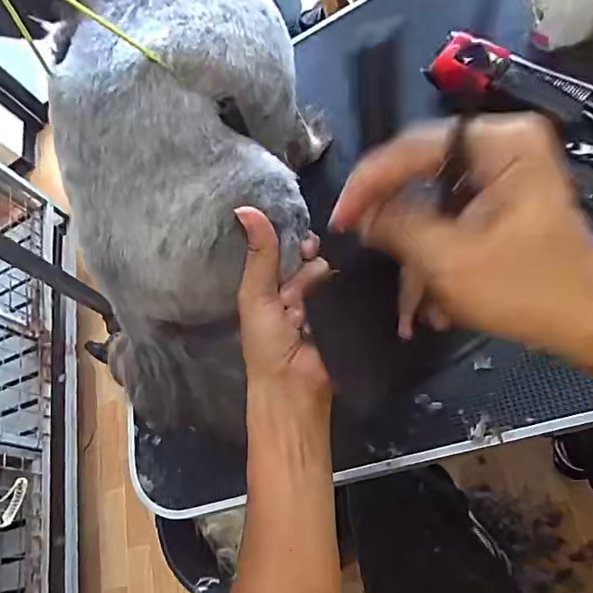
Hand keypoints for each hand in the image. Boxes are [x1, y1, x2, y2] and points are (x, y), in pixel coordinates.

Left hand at [234, 206, 331, 403]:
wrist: (295, 385)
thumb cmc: (267, 344)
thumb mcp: (256, 295)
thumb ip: (259, 254)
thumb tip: (244, 208)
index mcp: (272, 286)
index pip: (286, 250)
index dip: (293, 242)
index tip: (301, 242)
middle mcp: (298, 292)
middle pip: (311, 259)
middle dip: (308, 265)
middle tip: (301, 283)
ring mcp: (324, 305)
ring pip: (331, 273)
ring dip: (324, 282)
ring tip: (312, 304)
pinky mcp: (345, 316)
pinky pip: (348, 291)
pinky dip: (346, 290)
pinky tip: (342, 294)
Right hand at [330, 114, 592, 365]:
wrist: (591, 326)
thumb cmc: (529, 290)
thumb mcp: (452, 259)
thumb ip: (399, 225)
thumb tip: (364, 213)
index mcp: (502, 142)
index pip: (415, 145)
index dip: (371, 182)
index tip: (341, 217)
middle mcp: (507, 149)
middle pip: (427, 180)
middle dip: (401, 232)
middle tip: (368, 255)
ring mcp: (509, 182)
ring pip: (441, 212)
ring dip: (422, 262)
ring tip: (412, 307)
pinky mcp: (509, 211)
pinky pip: (461, 228)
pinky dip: (444, 265)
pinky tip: (436, 306)